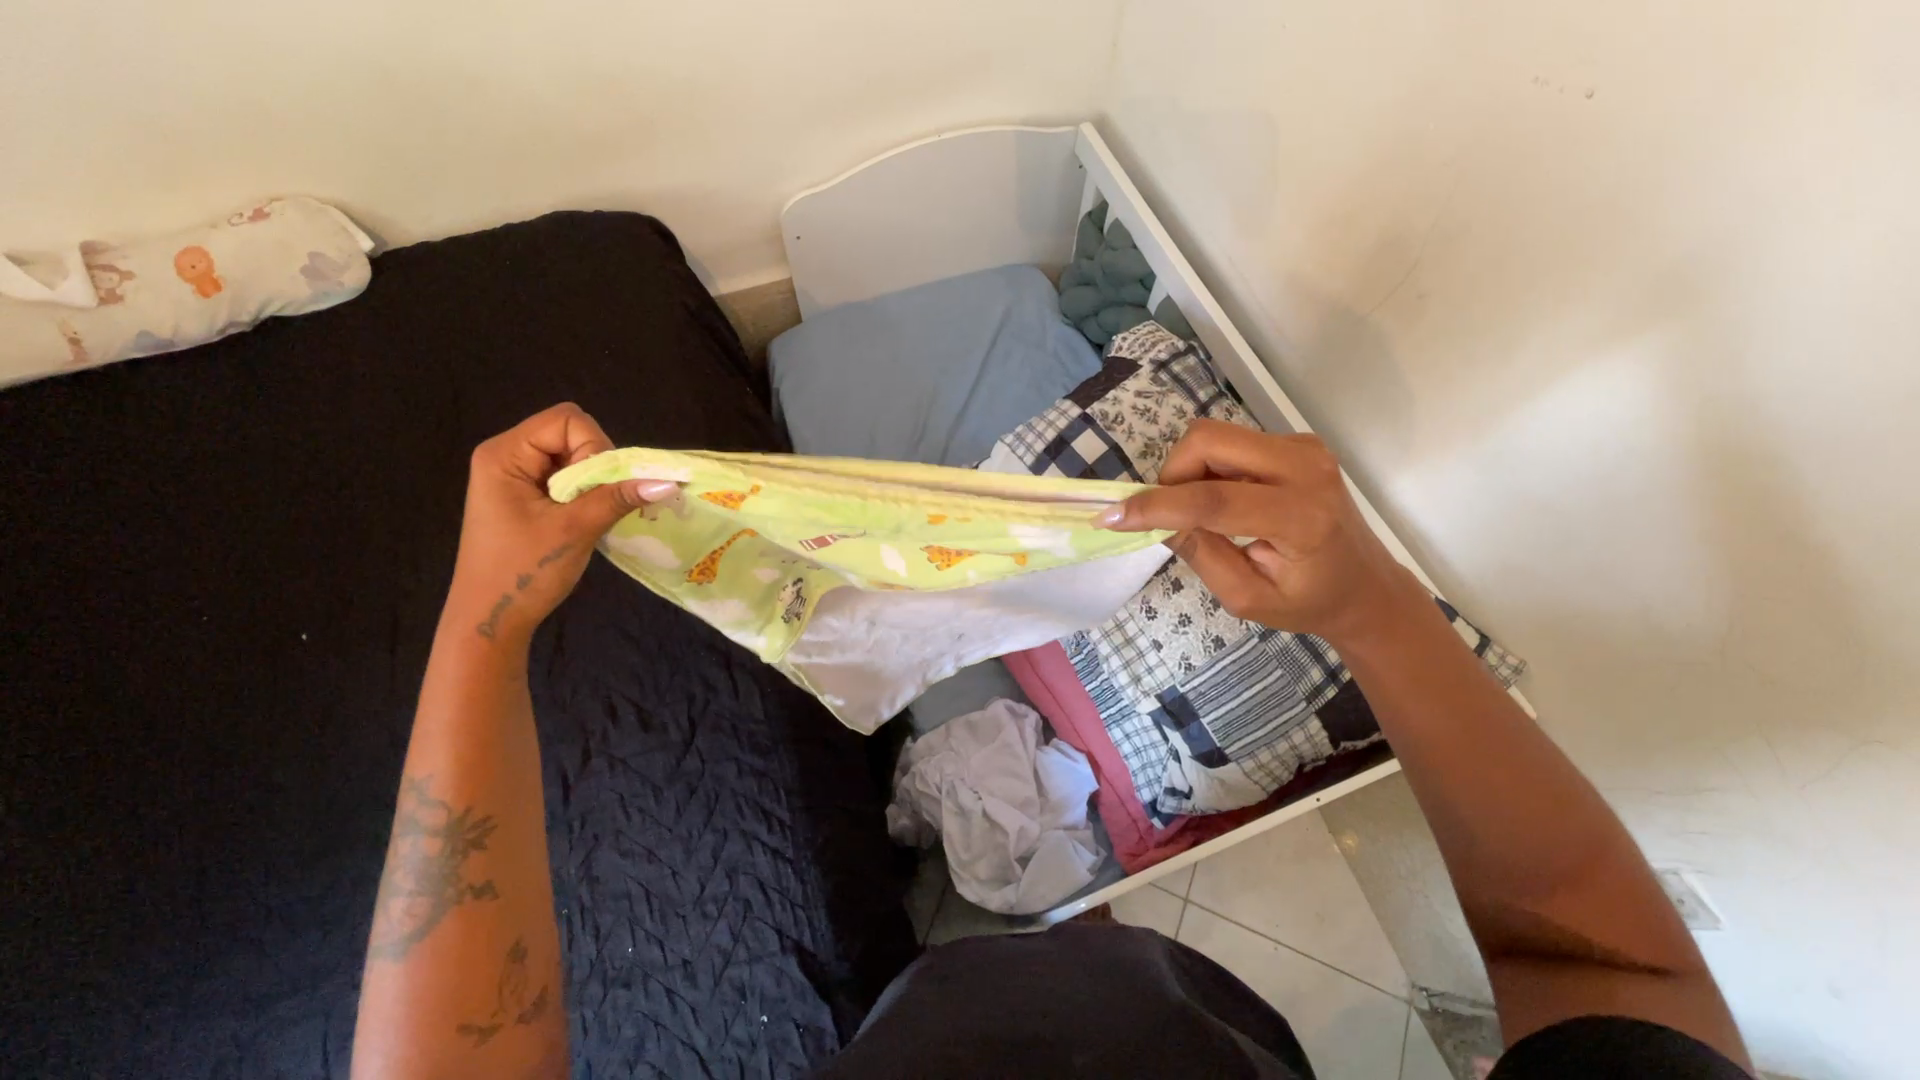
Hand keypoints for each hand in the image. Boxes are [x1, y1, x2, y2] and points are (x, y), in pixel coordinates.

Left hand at [445, 403, 675, 646]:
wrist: (490, 621)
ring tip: (591, 517)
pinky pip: (566, 478)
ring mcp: (515, 478)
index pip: (567, 420)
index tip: (598, 488)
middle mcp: (506, 457)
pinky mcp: (525, 497)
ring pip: (572, 458)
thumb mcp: (575, 530)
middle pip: (570, 434)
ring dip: (593, 483)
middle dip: (596, 465)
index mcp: (504, 454)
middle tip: (597, 505)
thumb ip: (618, 498)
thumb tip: (667, 481)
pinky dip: (585, 495)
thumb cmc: (523, 572)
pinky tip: (585, 521)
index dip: (594, 447)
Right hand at [1096, 419, 1427, 647]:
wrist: (1366, 586)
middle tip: (1168, 512)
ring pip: (1215, 436)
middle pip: (1208, 440)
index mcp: (1301, 518)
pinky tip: (1225, 501)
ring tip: (1200, 513)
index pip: (1214, 499)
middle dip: (1171, 473)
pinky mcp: (1296, 443)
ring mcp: (1304, 448)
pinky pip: (1231, 442)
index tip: (1112, 516)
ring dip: (1189, 472)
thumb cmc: (1308, 602)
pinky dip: (1209, 469)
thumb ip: (1202, 555)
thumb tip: (1160, 520)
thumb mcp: (1247, 597)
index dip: (1156, 505)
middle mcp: (1306, 468)